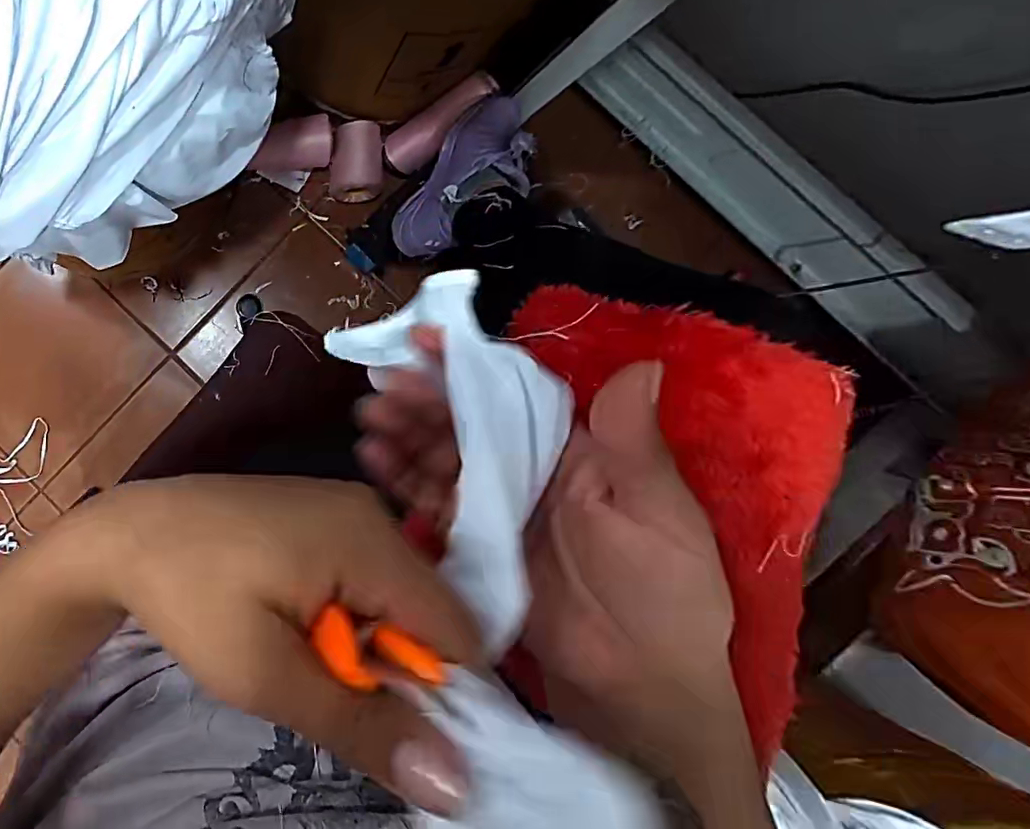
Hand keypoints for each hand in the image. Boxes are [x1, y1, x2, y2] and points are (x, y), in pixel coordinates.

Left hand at [79, 476, 480, 813]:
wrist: (134, 531)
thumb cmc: (195, 598)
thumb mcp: (268, 675)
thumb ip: (363, 725)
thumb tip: (454, 782)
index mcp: (371, 541)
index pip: (457, 627)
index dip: (449, 692)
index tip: (405, 732)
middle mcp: (375, 513)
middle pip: (430, 608)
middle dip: (399, 665)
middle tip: (331, 687)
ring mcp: (353, 507)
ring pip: (401, 593)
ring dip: (374, 641)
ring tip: (310, 653)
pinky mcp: (333, 512)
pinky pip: (373, 570)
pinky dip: (357, 610)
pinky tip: (306, 621)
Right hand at [355, 332, 737, 775]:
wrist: (640, 688)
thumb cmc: (661, 590)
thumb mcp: (657, 511)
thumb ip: (634, 440)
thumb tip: (646, 363)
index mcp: (570, 448)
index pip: (512, 393)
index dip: (469, 366)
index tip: (426, 340)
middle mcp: (529, 467)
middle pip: (467, 422)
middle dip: (424, 398)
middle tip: (380, 384)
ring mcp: (499, 507)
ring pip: (444, 457)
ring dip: (406, 433)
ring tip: (369, 417)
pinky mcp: (476, 546)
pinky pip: (434, 504)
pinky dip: (404, 480)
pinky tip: (375, 460)